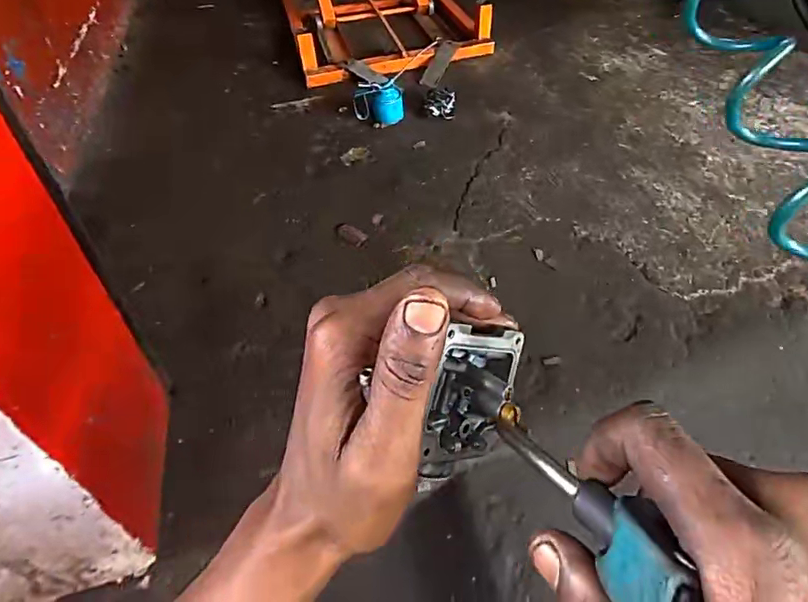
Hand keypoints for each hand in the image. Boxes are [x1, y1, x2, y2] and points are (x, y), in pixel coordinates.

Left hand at [180, 265, 511, 600]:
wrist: (308, 521)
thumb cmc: (340, 498)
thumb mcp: (383, 447)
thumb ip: (406, 373)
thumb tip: (428, 306)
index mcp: (341, 336)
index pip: (418, 286)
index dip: (466, 299)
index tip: (498, 324)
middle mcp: (337, 322)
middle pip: (417, 286)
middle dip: (465, 307)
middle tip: (500, 337)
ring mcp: (343, 328)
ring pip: (415, 298)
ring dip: (455, 317)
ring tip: (486, 344)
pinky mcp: (353, 340)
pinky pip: (406, 317)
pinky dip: (438, 330)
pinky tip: (458, 351)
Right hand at [529, 403, 807, 601]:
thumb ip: (605, 597)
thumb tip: (556, 549)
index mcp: (753, 548)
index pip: (650, 433)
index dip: (608, 447)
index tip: (600, 479)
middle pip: (701, 473)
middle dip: (676, 518)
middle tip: (685, 587)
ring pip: (758, 491)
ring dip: (738, 532)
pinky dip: (795, 542)